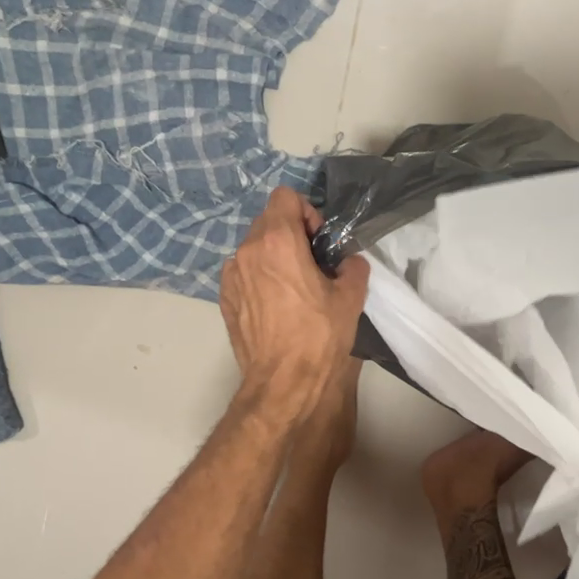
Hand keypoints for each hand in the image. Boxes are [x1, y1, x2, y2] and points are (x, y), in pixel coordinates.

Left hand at [219, 188, 368, 424]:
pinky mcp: (225, 299)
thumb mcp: (350, 298)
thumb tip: (347, 263)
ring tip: (295, 289)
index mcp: (277, 242)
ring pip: (254, 248)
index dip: (307, 212)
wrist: (284, 382)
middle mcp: (247, 251)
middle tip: (313, 265)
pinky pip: (244, 274)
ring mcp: (231, 276)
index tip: (320, 241)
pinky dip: (260, 279)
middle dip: (292, 234)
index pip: (286, 197)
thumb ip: (352, 268)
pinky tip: (277, 307)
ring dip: (274, 257)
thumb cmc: (319, 336)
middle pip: (268, 221)